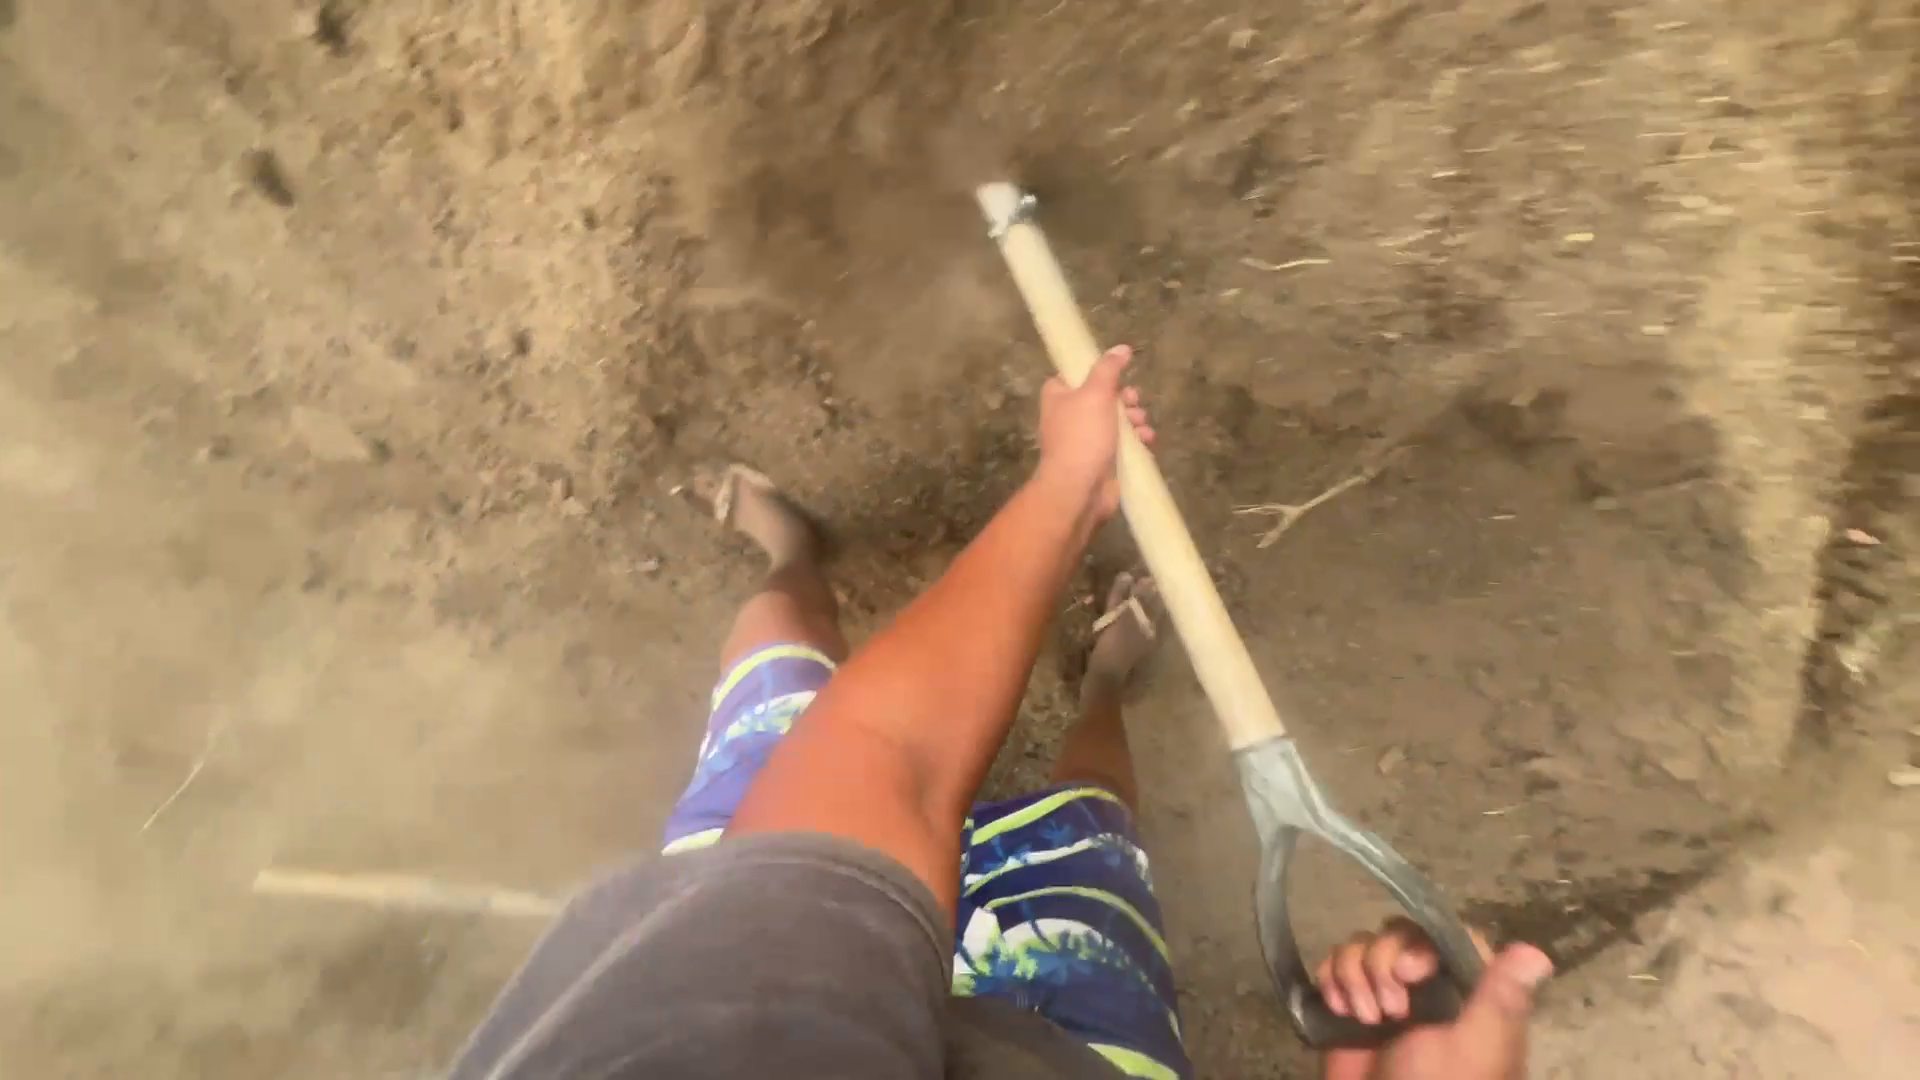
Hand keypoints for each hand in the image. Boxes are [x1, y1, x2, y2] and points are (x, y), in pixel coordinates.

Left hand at [1036, 345, 1155, 520]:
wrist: (1079, 489)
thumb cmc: (1082, 436)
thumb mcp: (1095, 393)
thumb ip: (1109, 368)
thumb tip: (1121, 348)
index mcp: (1059, 395)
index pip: (1078, 374)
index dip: (1101, 372)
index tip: (1119, 374)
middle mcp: (1069, 416)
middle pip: (1104, 397)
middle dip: (1126, 399)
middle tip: (1134, 402)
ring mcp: (1085, 440)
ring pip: (1118, 421)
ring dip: (1135, 421)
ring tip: (1141, 427)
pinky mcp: (1102, 460)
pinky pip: (1124, 444)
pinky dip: (1137, 441)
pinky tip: (1147, 442)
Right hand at [1315, 918, 1552, 1079]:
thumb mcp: (1476, 1051)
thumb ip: (1500, 1001)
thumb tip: (1538, 951)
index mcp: (1466, 995)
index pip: (1444, 935)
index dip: (1419, 943)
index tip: (1409, 973)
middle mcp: (1427, 988)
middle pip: (1394, 933)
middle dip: (1379, 963)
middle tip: (1389, 1011)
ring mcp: (1386, 993)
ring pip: (1360, 944)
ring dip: (1353, 975)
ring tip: (1362, 1018)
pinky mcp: (1350, 1001)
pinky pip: (1334, 963)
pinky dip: (1332, 980)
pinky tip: (1339, 1009)